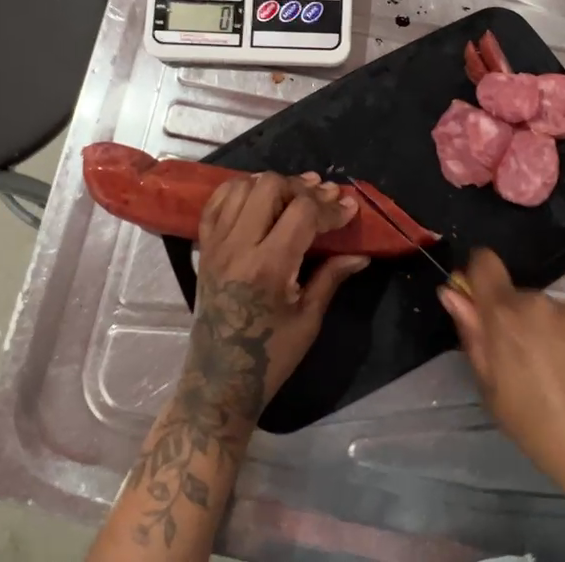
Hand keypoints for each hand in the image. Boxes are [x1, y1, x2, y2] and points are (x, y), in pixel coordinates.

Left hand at [184, 172, 369, 434]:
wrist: (220, 378)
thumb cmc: (271, 355)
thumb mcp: (308, 319)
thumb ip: (332, 277)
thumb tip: (361, 253)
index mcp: (268, 267)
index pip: (302, 213)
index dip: (330, 207)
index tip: (349, 210)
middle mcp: (238, 247)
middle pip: (270, 186)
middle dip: (302, 188)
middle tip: (322, 199)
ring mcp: (216, 244)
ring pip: (242, 186)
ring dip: (272, 185)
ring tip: (294, 196)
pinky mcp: (203, 247)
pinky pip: (216, 202)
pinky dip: (240, 191)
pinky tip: (259, 199)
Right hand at [439, 250, 564, 507]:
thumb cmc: (544, 432)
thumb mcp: (493, 394)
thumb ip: (473, 338)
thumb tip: (454, 295)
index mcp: (506, 316)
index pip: (484, 263)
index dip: (478, 277)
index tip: (480, 305)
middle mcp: (543, 304)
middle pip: (519, 299)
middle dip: (517, 324)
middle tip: (526, 370)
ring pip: (552, 315)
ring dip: (549, 335)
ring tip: (563, 382)